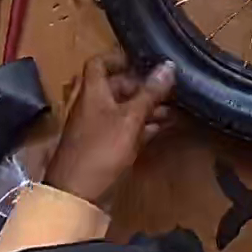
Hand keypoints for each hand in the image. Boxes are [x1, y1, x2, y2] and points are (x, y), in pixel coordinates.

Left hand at [42, 54, 175, 204]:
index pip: (99, 63)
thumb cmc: (101, 148)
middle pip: (117, 86)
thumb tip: (168, 65)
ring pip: (124, 109)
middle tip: (169, 88)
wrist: (77, 194)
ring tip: (174, 109)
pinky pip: (126, 128)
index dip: (119, 58)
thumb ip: (149, 93)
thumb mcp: (129, 118)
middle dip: (143, 87)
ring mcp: (98, 126)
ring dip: (147, 108)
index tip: (143, 60)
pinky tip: (164, 127)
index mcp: (92, 90)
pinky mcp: (105, 147)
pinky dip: (143, 126)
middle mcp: (92, 104)